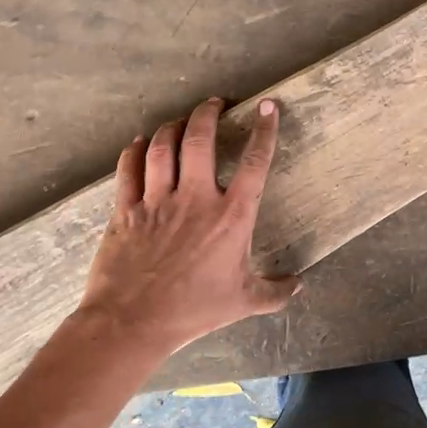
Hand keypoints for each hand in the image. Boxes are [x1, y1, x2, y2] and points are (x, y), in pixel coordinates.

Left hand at [75, 97, 301, 354]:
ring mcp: (158, 202)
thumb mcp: (244, 301)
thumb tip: (300, 284)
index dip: (264, 129)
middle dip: (209, 113)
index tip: (267, 107)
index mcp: (232, 215)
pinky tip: (140, 142)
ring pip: (164, 148)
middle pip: (202, 140)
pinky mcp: (126, 211)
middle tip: (215, 103)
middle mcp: (196, 198)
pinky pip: (129, 170)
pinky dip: (134, 150)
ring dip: (173, 127)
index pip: (255, 161)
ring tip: (182, 119)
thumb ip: (276, 290)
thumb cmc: (193, 311)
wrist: (131, 324)